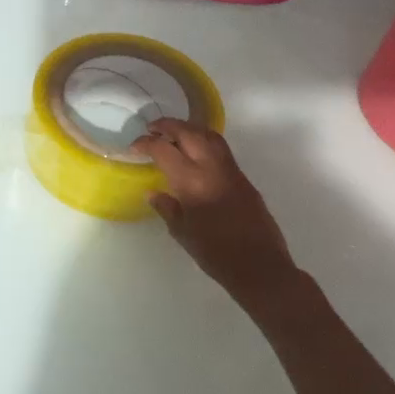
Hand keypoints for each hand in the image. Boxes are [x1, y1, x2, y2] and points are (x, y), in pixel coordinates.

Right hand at [132, 118, 300, 307]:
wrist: (260, 267)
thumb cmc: (215, 253)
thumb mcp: (182, 232)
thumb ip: (167, 207)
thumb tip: (154, 193)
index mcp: (192, 183)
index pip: (164, 150)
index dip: (146, 143)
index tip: (134, 147)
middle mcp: (212, 170)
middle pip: (189, 133)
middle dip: (168, 126)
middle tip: (152, 128)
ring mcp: (232, 173)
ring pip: (210, 137)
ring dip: (190, 129)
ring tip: (174, 134)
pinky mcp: (245, 181)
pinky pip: (222, 151)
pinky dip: (205, 143)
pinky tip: (196, 155)